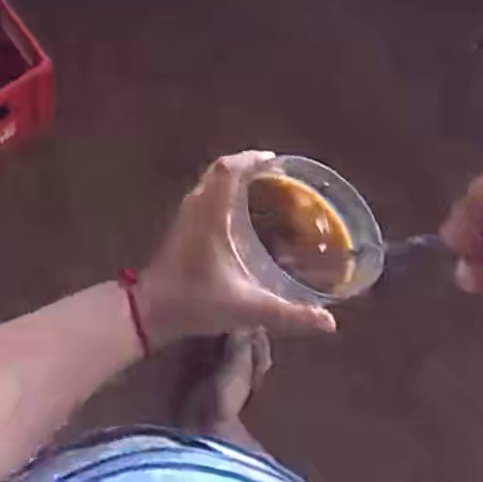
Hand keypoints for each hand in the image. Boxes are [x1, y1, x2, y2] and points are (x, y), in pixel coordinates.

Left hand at [137, 151, 336, 344]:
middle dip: (247, 164)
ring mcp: (187, 212)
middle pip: (220, 169)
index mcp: (210, 214)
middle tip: (276, 172)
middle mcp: (197, 205)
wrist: (153, 309)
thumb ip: (289, 315)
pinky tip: (242, 208)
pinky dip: (225, 188)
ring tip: (264, 185)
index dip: (250, 159)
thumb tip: (329, 322)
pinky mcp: (184, 222)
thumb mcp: (247, 309)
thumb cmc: (197, 301)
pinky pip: (206, 191)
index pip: (228, 170)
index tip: (276, 161)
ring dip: (235, 175)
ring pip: (211, 179)